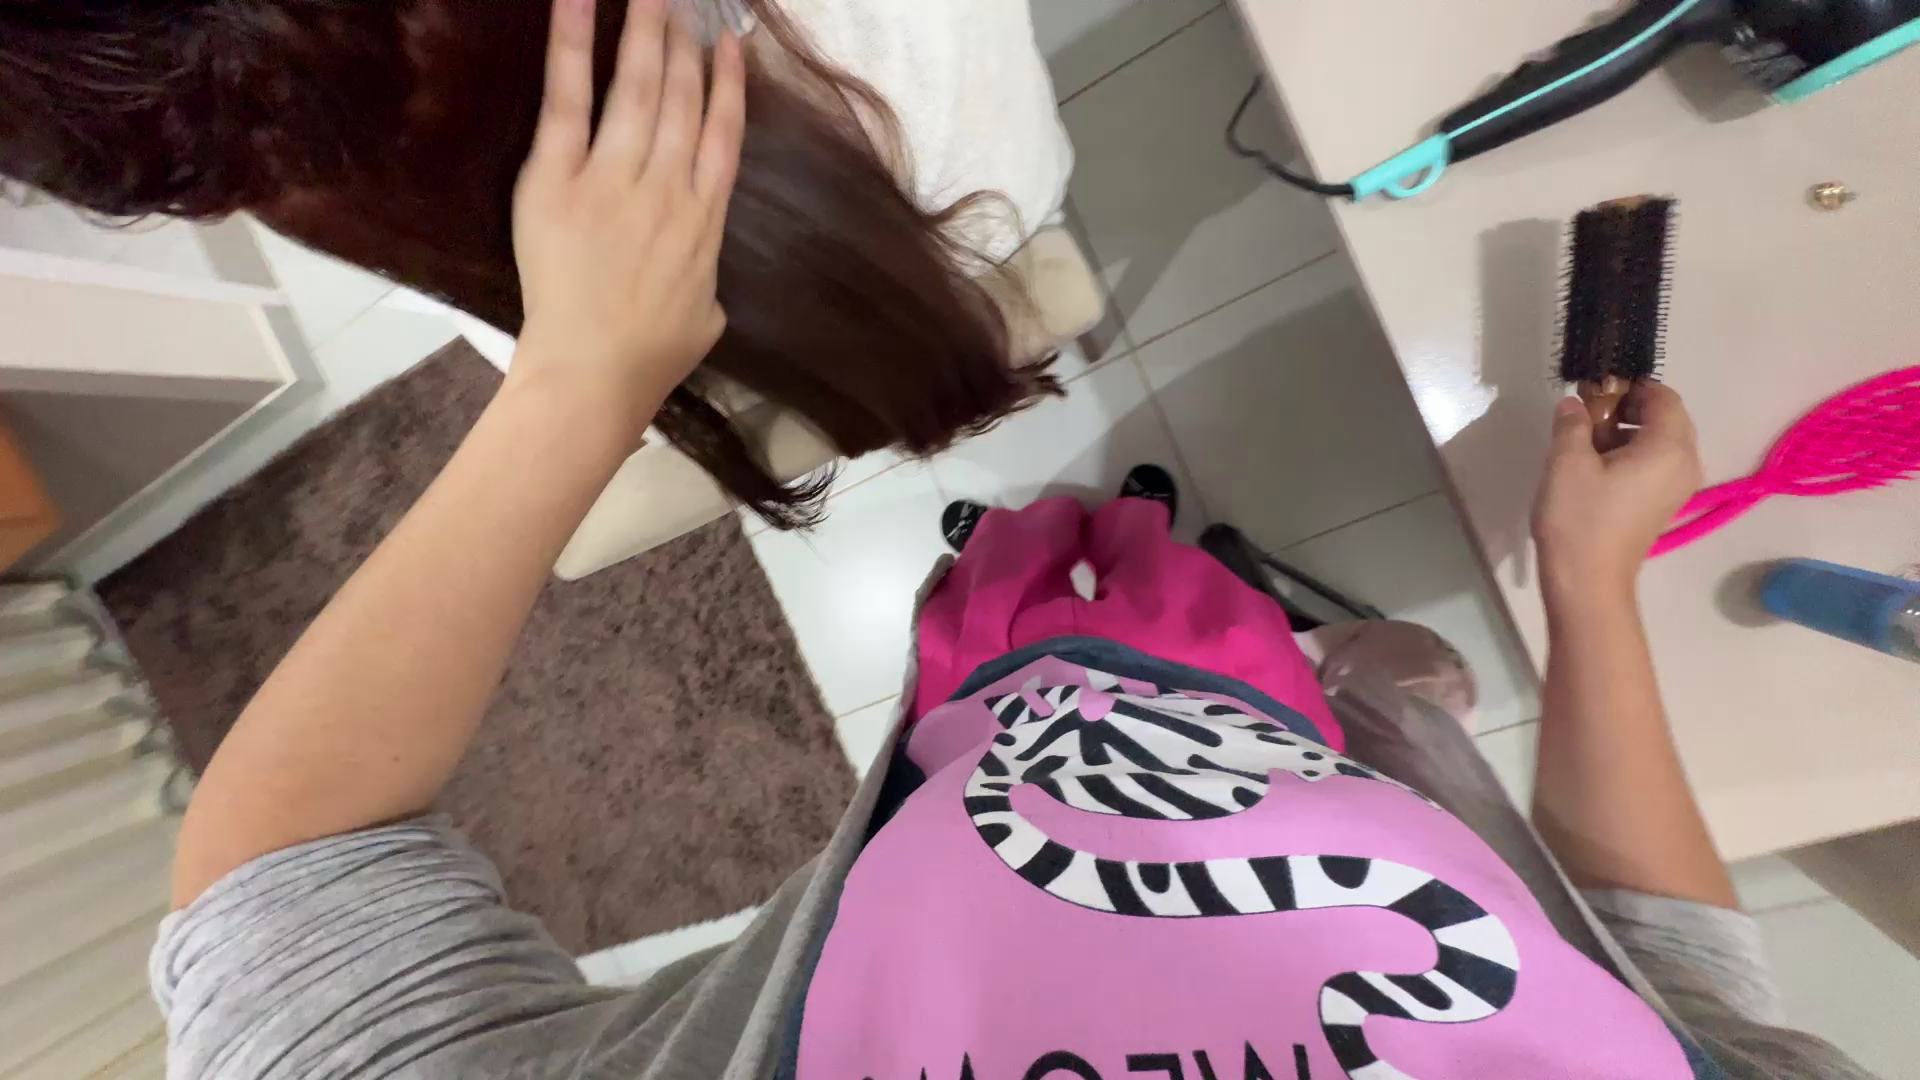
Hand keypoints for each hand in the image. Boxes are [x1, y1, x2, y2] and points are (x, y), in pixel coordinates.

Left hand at [507, 0, 744, 429]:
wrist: (596, 371)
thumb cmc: (656, 354)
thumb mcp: (708, 317)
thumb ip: (708, 279)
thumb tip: (701, 264)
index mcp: (705, 224)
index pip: (722, 139)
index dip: (728, 87)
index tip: (730, 45)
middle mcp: (668, 191)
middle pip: (681, 102)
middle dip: (683, 43)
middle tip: (683, 0)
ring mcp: (614, 181)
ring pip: (636, 90)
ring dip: (644, 31)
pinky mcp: (558, 180)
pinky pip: (568, 102)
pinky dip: (571, 46)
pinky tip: (579, 0)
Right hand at [1532, 381, 1702, 599]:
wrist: (1587, 575)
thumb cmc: (1578, 517)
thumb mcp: (1566, 464)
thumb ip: (1571, 427)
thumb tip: (1573, 404)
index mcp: (1669, 447)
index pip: (1663, 398)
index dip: (1630, 388)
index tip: (1592, 392)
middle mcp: (1685, 462)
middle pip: (1665, 419)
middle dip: (1625, 410)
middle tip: (1582, 419)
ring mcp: (1676, 484)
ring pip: (1657, 442)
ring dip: (1623, 434)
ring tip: (1582, 446)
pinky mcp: (1661, 501)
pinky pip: (1653, 463)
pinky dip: (1627, 455)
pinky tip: (1593, 468)